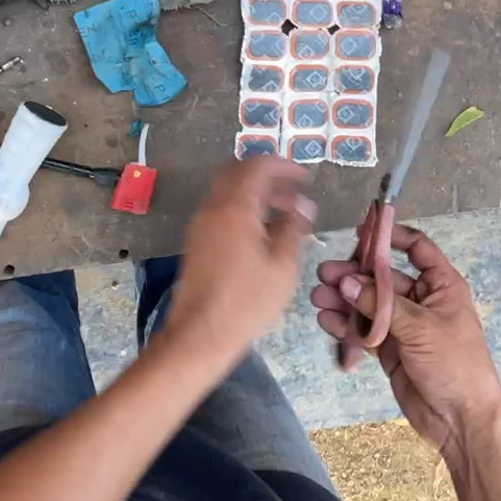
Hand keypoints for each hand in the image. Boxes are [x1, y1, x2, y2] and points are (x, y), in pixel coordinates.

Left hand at [162, 156, 316, 368]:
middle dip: (267, 175)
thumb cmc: (246, 302)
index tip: (304, 177)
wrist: (198, 335)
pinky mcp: (196, 241)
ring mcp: (201, 224)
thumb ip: (295, 229)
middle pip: (238, 172)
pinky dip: (242, 208)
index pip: (257, 165)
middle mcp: (213, 207)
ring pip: (228, 191)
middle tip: (293, 191)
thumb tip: (303, 205)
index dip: (283, 165)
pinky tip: (261, 233)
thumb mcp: (283, 267)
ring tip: (283, 213)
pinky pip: (221, 209)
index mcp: (235, 207)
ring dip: (255, 193)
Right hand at [310, 222, 500, 456]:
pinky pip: (364, 329)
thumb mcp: (421, 327)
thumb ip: (381, 303)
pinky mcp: (389, 349)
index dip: (391, 236)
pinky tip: (326, 319)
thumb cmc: (454, 363)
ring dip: (344, 299)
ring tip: (318, 297)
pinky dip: (345, 324)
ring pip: (369, 303)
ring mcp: (403, 325)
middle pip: (383, 277)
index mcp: (441, 285)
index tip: (362, 231)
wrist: (462, 422)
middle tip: (325, 273)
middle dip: (354, 274)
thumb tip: (346, 282)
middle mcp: (421, 300)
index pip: (416, 248)